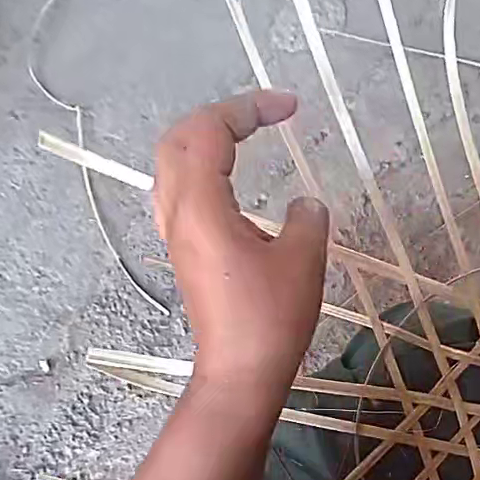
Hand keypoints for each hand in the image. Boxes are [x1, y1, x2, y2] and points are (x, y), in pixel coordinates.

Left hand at [154, 90, 329, 393]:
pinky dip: (202, 173)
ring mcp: (176, 236)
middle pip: (177, 140)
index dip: (249, 108)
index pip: (211, 132)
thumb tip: (304, 205)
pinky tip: (229, 187)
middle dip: (218, 117)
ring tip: (242, 140)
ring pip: (172, 168)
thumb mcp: (302, 261)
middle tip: (260, 117)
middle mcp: (177, 214)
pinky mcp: (186, 256)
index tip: (290, 107)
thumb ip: (307, 219)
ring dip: (204, 143)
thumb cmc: (271, 318)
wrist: (241, 372)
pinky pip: (181, 196)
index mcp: (201, 206)